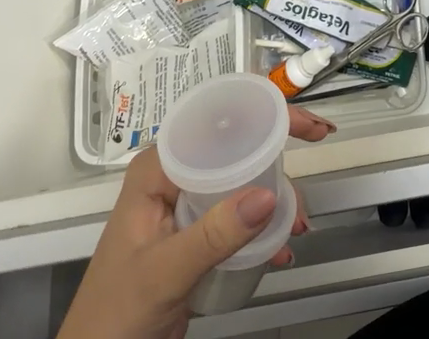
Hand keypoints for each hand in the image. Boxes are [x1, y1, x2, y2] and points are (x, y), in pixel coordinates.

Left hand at [57, 106, 334, 338]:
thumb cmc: (113, 314)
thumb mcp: (165, 272)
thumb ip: (213, 236)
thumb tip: (267, 195)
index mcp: (157, 171)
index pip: (215, 123)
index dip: (262, 114)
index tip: (301, 123)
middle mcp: (172, 179)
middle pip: (235, 147)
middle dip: (278, 156)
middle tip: (316, 152)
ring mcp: (185, 205)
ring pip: (242, 180)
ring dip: (275, 196)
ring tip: (295, 223)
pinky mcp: (196, 232)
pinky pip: (238, 214)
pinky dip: (264, 225)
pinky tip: (278, 246)